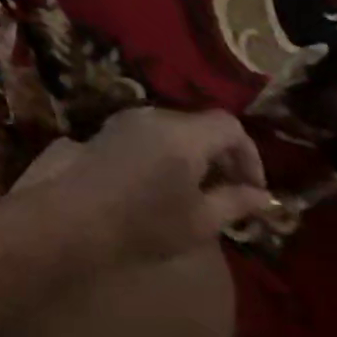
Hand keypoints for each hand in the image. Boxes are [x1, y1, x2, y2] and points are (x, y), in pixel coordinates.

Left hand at [40, 108, 272, 266]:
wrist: (74, 211)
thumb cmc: (144, 220)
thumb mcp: (201, 219)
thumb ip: (236, 201)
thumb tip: (262, 196)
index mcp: (181, 133)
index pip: (229, 124)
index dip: (250, 155)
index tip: (253, 190)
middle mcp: (151, 116)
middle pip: (199, 123)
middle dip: (221, 155)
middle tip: (230, 194)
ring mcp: (124, 119)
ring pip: (172, 127)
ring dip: (193, 153)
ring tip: (199, 192)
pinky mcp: (106, 129)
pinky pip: (148, 132)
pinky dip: (166, 150)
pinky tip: (164, 182)